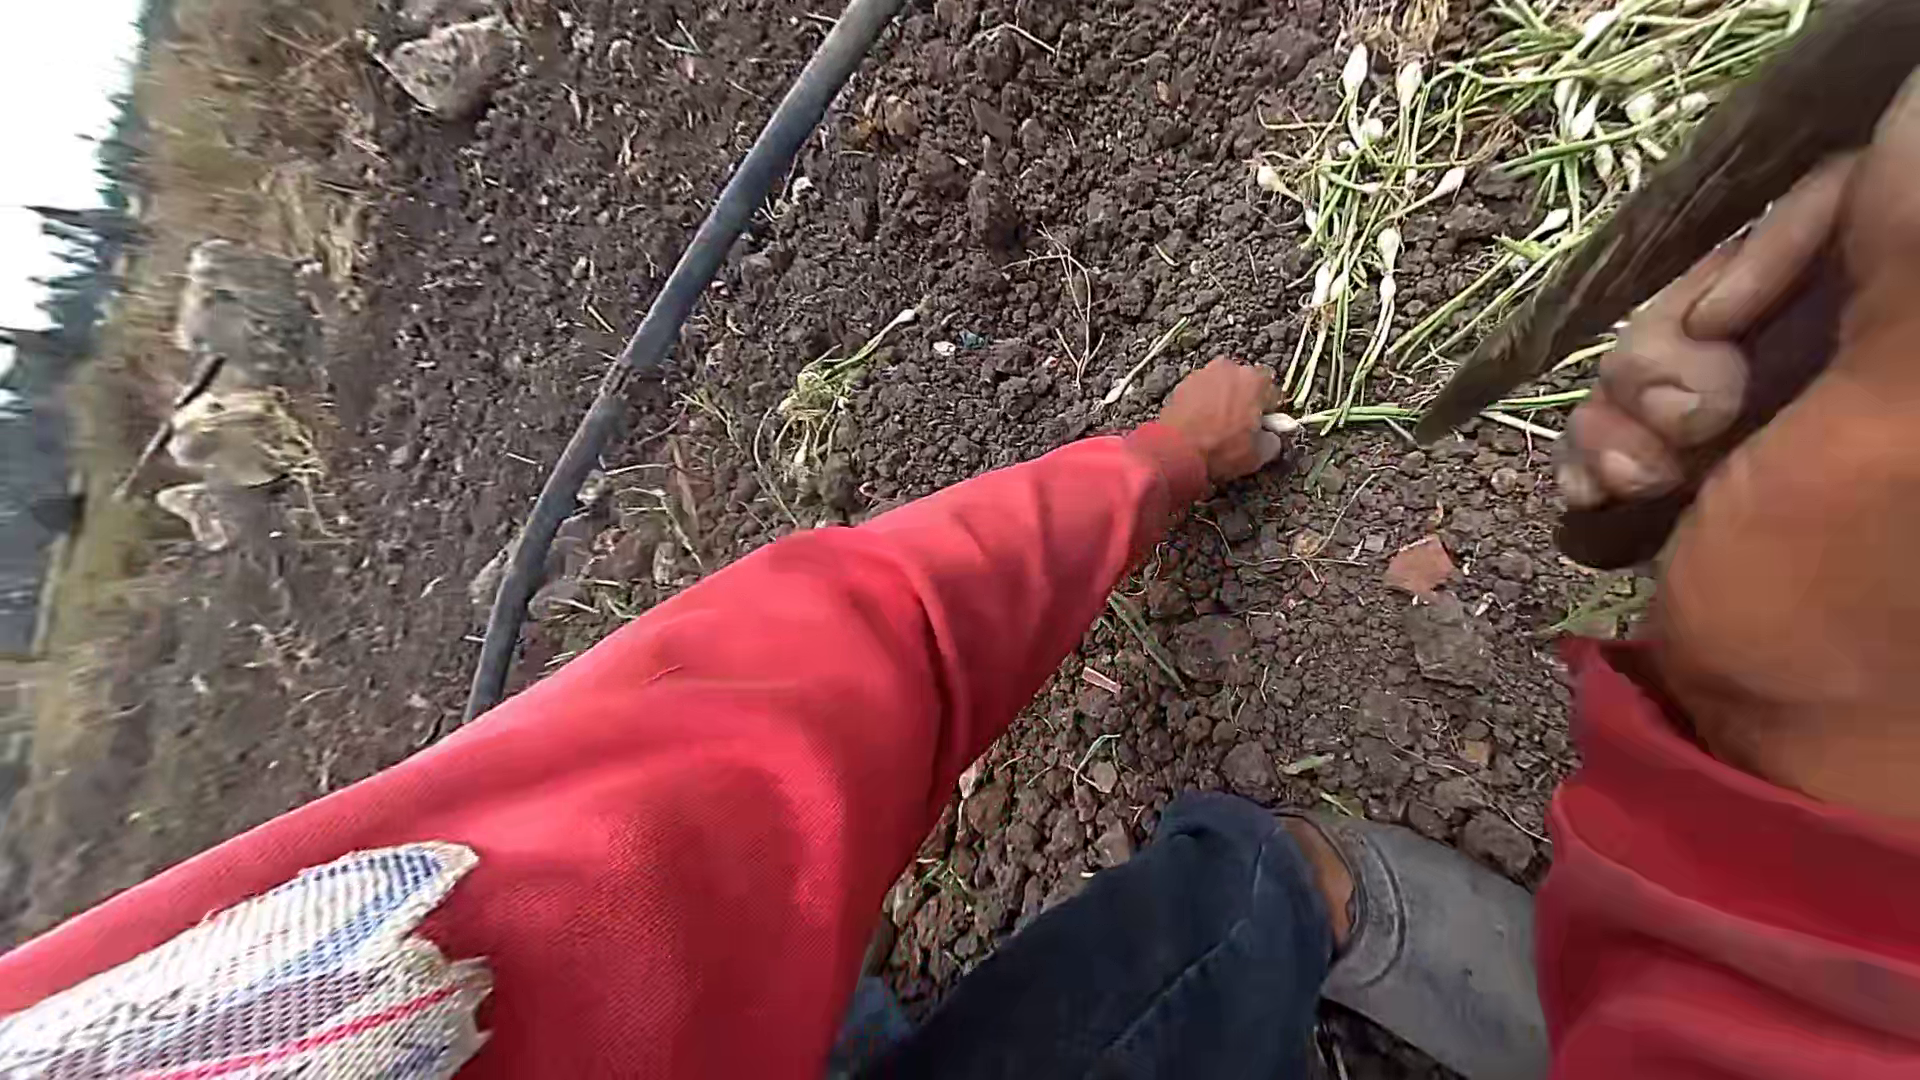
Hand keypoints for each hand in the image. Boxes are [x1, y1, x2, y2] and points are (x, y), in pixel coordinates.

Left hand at [1158, 356, 1287, 484]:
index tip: (1261, 425)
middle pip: (1243, 384)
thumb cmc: (1220, 450)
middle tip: (1236, 426)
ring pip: (1219, 387)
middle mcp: (1228, 369)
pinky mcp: (1180, 385)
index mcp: (1254, 380)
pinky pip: (1198, 393)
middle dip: (1242, 401)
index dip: (1267, 410)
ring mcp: (1201, 375)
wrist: (1174, 452)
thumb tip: (1270, 438)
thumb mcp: (1257, 454)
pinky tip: (1196, 424)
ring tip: (1213, 427)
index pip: (1271, 391)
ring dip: (1219, 400)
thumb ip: (1272, 441)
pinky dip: (1200, 404)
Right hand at [1562, 75, 1919, 817]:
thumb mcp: (1888, 417)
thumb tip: (1905, 101)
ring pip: (1670, 345)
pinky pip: (1631, 406)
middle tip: (1690, 425)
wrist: (1779, 703)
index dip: (1772, 248)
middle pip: (1748, 273)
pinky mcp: (1727, 439)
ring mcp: (1804, 395)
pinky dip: (1606, 446)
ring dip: (1625, 410)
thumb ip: (1910, 259)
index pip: (1862, 195)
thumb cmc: (1848, 581)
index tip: (1730, 331)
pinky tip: (1618, 493)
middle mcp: (1890, 342)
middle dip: (1676, 350)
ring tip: (1645, 477)